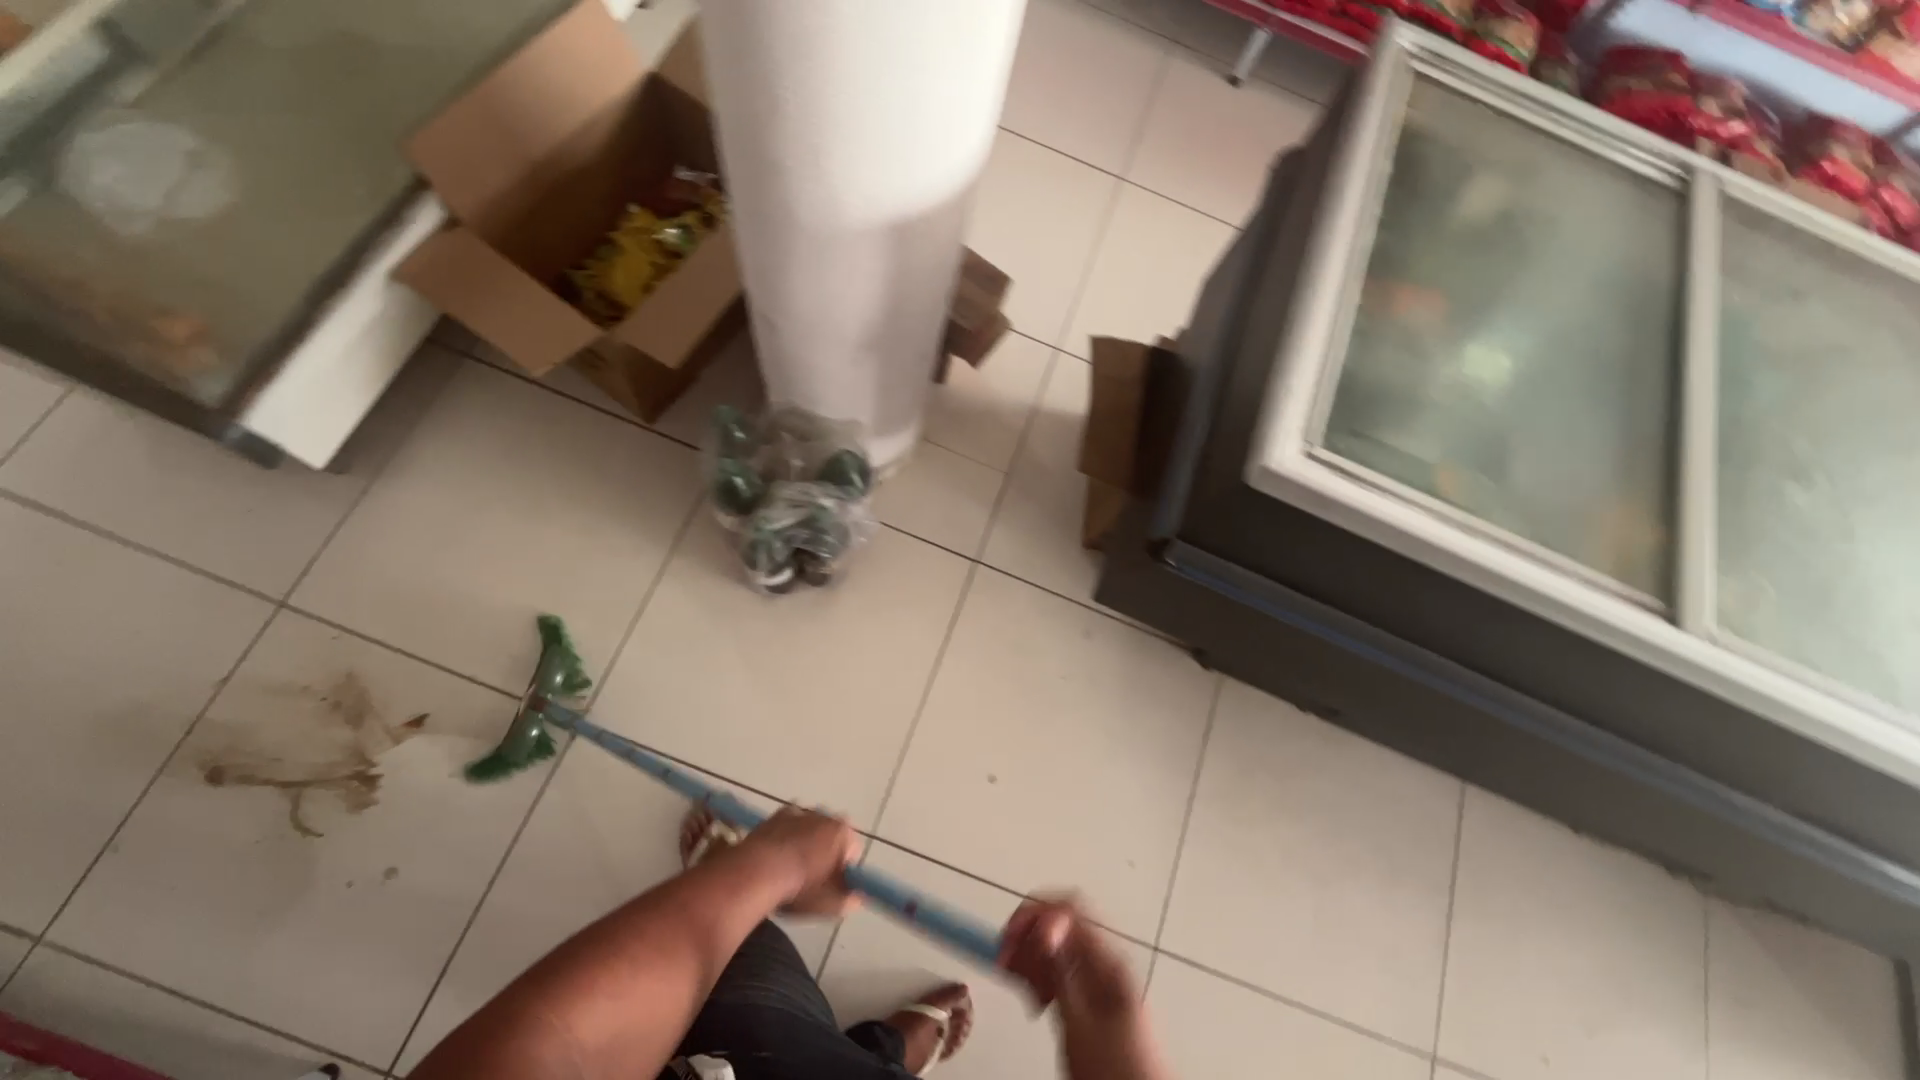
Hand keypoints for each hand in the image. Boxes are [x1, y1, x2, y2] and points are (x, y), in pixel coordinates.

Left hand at [734, 806, 862, 916]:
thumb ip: (846, 900)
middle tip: (811, 880)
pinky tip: (775, 859)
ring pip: (809, 830)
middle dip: (825, 854)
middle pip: (831, 837)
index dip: (844, 872)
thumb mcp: (827, 903)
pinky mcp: (774, 815)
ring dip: (805, 844)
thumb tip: (856, 899)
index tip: (832, 888)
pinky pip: (786, 827)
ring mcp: (798, 812)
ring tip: (790, 871)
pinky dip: (785, 838)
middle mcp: (824, 815)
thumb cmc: (799, 886)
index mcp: (843, 832)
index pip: (852, 852)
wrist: (757, 871)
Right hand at [999, 895, 1138, 1017]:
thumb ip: (1061, 971)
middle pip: (1061, 925)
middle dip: (1027, 935)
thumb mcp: (1080, 1022)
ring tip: (1013, 979)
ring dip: (1031, 956)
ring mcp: (1100, 979)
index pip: (1069, 910)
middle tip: (1004, 958)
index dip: (1035, 913)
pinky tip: (1032, 997)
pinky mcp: (1093, 998)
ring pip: (1057, 948)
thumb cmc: (1115, 1069)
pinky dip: (1042, 976)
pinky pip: (1062, 971)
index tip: (1009, 936)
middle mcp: (1105, 962)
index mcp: (1107, 961)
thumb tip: (1044, 929)